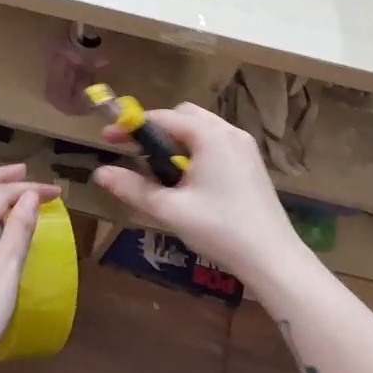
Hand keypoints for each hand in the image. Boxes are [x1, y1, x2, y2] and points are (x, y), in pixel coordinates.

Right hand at [91, 103, 306, 281]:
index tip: (107, 139)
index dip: (131, 126)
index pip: (162, 118)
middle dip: (156, 130)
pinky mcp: (251, 163)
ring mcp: (244, 147)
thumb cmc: (220, 229)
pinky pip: (216, 144)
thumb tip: (99, 173)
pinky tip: (187, 182)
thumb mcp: (170, 210)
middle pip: (184, 116)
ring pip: (201, 130)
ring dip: (176, 142)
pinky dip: (195, 151)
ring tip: (159, 171)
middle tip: (134, 155)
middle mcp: (229, 132)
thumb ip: (133, 188)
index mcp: (210, 136)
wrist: (272, 256)